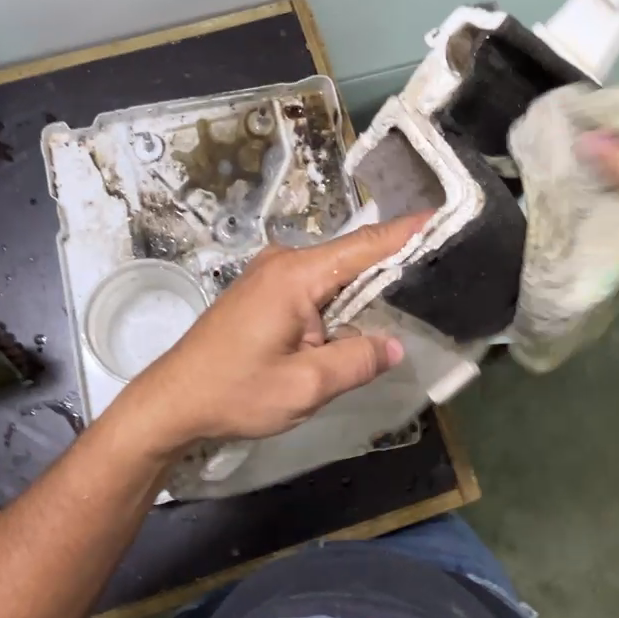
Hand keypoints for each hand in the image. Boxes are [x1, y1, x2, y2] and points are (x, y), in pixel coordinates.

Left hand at [103, 211, 428, 460]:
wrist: (172, 400)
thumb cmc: (234, 392)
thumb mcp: (304, 386)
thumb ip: (355, 361)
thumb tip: (393, 346)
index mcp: (296, 276)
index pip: (364, 246)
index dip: (407, 232)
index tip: (446, 217)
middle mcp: (284, 263)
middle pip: (351, 257)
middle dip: (394, 263)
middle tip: (442, 269)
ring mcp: (270, 275)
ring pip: (334, 275)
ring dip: (366, 288)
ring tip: (412, 295)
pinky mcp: (264, 292)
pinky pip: (315, 287)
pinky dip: (341, 298)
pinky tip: (361, 316)